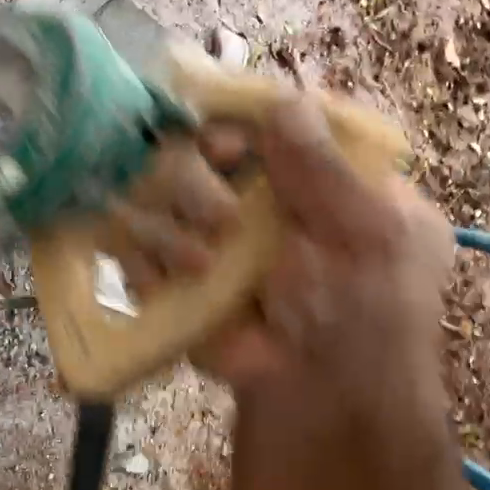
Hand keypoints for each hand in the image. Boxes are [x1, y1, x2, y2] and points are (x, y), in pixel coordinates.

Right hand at [99, 97, 453, 404]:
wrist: (305, 387)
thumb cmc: (357, 309)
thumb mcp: (363, 231)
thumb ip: (321, 169)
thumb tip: (282, 102)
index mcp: (314, 182)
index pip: (261, 132)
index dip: (235, 131)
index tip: (224, 146)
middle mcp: (251, 201)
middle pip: (190, 160)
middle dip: (195, 187)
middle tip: (217, 219)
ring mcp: (200, 236)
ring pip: (148, 200)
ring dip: (168, 231)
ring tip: (199, 265)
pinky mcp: (162, 272)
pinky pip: (126, 247)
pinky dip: (140, 262)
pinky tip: (164, 281)